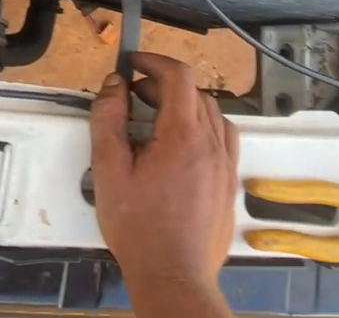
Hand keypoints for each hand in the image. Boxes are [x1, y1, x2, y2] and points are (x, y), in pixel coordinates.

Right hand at [90, 52, 240, 305]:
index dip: (154, 61)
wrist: (174, 278)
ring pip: (212, 112)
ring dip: (184, 104)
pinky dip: (203, 126)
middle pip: (194, 92)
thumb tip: (114, 83)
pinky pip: (223, 137)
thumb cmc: (139, 226)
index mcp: (183, 136)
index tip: (133, 63)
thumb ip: (108, 117)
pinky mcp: (230, 184)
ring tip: (155, 119)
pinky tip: (182, 144)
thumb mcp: (108, 168)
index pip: (179, 76)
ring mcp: (226, 165)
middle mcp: (212, 145)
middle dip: (162, 85)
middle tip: (134, 97)